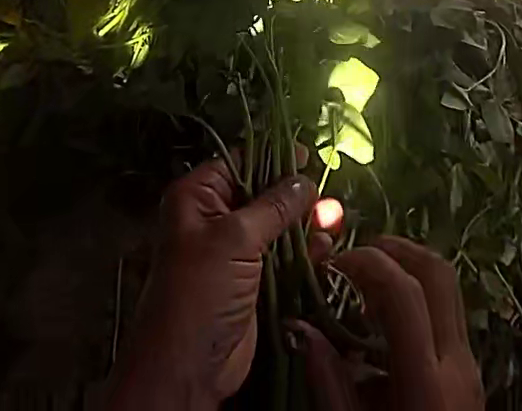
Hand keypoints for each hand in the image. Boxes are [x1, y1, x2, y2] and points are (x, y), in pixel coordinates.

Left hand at [106, 159, 316, 410]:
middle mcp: (215, 216)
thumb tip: (303, 179)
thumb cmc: (200, 291)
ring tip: (333, 216)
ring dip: (305, 221)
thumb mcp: (235, 238)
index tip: (306, 153)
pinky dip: (304, 249)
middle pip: (262, 192)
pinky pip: (283, 254)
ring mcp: (236, 249)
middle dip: (294, 192)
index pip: (239, 161)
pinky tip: (325, 244)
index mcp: (199, 196)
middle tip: (324, 192)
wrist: (188, 367)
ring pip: (277, 224)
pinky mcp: (254, 278)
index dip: (272, 155)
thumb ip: (273, 206)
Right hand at [293, 236, 482, 410]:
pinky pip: (446, 311)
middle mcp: (457, 364)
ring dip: (406, 267)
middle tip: (355, 255)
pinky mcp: (470, 373)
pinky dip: (415, 295)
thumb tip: (300, 329)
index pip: (404, 293)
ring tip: (366, 280)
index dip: (366, 264)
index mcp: (427, 383)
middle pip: (436, 273)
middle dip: (394, 248)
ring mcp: (469, 366)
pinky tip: (383, 320)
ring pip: (447, 286)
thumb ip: (329, 382)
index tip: (334, 265)